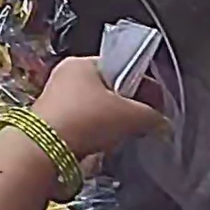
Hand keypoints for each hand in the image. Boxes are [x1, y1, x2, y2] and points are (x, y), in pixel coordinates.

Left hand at [29, 55, 166, 158]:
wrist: (48, 147)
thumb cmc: (87, 119)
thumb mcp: (130, 115)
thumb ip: (152, 116)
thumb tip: (162, 123)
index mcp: (82, 63)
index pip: (120, 66)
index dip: (143, 83)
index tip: (158, 103)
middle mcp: (66, 74)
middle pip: (109, 86)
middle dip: (130, 103)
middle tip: (146, 120)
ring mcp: (58, 95)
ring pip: (97, 105)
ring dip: (114, 118)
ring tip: (129, 133)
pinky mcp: (54, 117)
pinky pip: (85, 119)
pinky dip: (98, 128)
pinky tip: (108, 141)